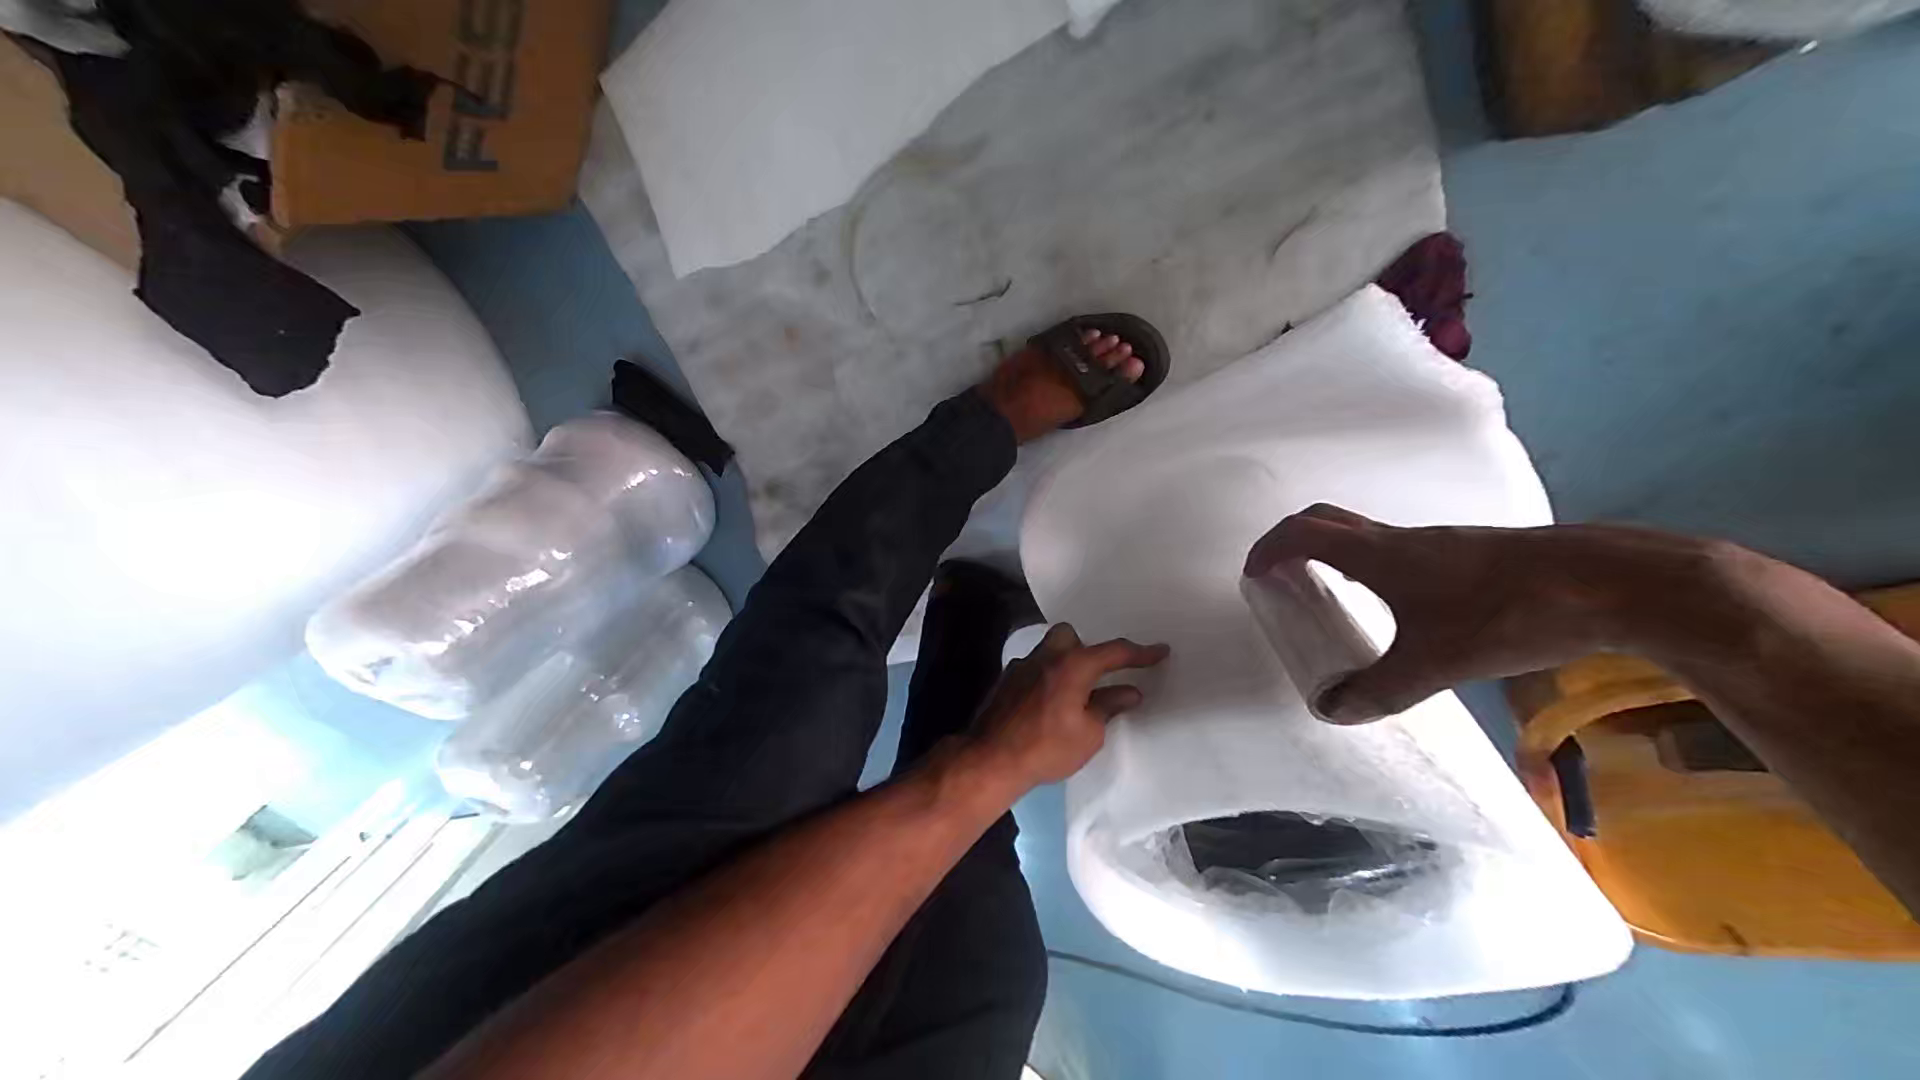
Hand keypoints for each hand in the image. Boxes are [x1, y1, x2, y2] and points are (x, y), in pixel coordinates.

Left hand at [967, 624, 1169, 788]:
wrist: (990, 758)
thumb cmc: (1046, 748)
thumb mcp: (1089, 734)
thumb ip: (1109, 707)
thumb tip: (1129, 692)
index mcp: (1072, 665)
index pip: (1113, 652)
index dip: (1140, 653)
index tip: (1160, 651)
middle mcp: (1045, 657)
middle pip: (1070, 636)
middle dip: (1087, 649)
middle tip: (1098, 674)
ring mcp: (1021, 667)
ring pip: (1048, 650)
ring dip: (1065, 663)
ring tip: (1075, 691)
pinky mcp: (1006, 682)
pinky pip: (1033, 669)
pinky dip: (1047, 678)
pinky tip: (1050, 702)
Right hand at [1244, 504, 1740, 723]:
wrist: (1613, 585)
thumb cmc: (1507, 616)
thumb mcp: (1434, 664)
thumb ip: (1376, 690)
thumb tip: (1330, 710)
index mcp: (1377, 555)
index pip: (1302, 533)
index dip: (1269, 549)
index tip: (1254, 574)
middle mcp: (1399, 539)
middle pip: (1326, 519)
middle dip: (1291, 540)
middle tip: (1280, 574)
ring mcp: (1435, 541)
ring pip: (1363, 532)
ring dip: (1331, 551)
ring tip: (1328, 593)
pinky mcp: (1466, 552)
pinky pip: (1394, 546)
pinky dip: (1368, 562)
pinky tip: (1393, 603)